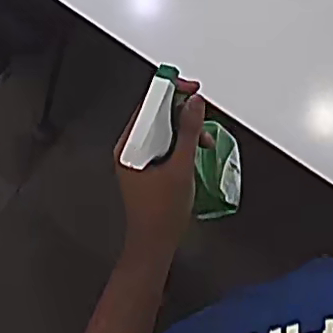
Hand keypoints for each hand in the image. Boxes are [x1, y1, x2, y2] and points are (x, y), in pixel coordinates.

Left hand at [113, 77, 212, 260]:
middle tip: (203, 115)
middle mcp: (130, 148)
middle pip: (157, 115)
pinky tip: (196, 149)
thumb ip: (189, 131)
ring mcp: (138, 157)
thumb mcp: (181, 166)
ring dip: (186, 128)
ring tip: (203, 140)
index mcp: (129, 146)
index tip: (192, 88)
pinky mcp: (148, 166)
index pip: (148, 106)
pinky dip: (183, 141)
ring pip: (164, 128)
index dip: (171, 91)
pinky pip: (165, 142)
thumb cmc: (163, 211)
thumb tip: (195, 102)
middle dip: (183, 112)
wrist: (154, 245)